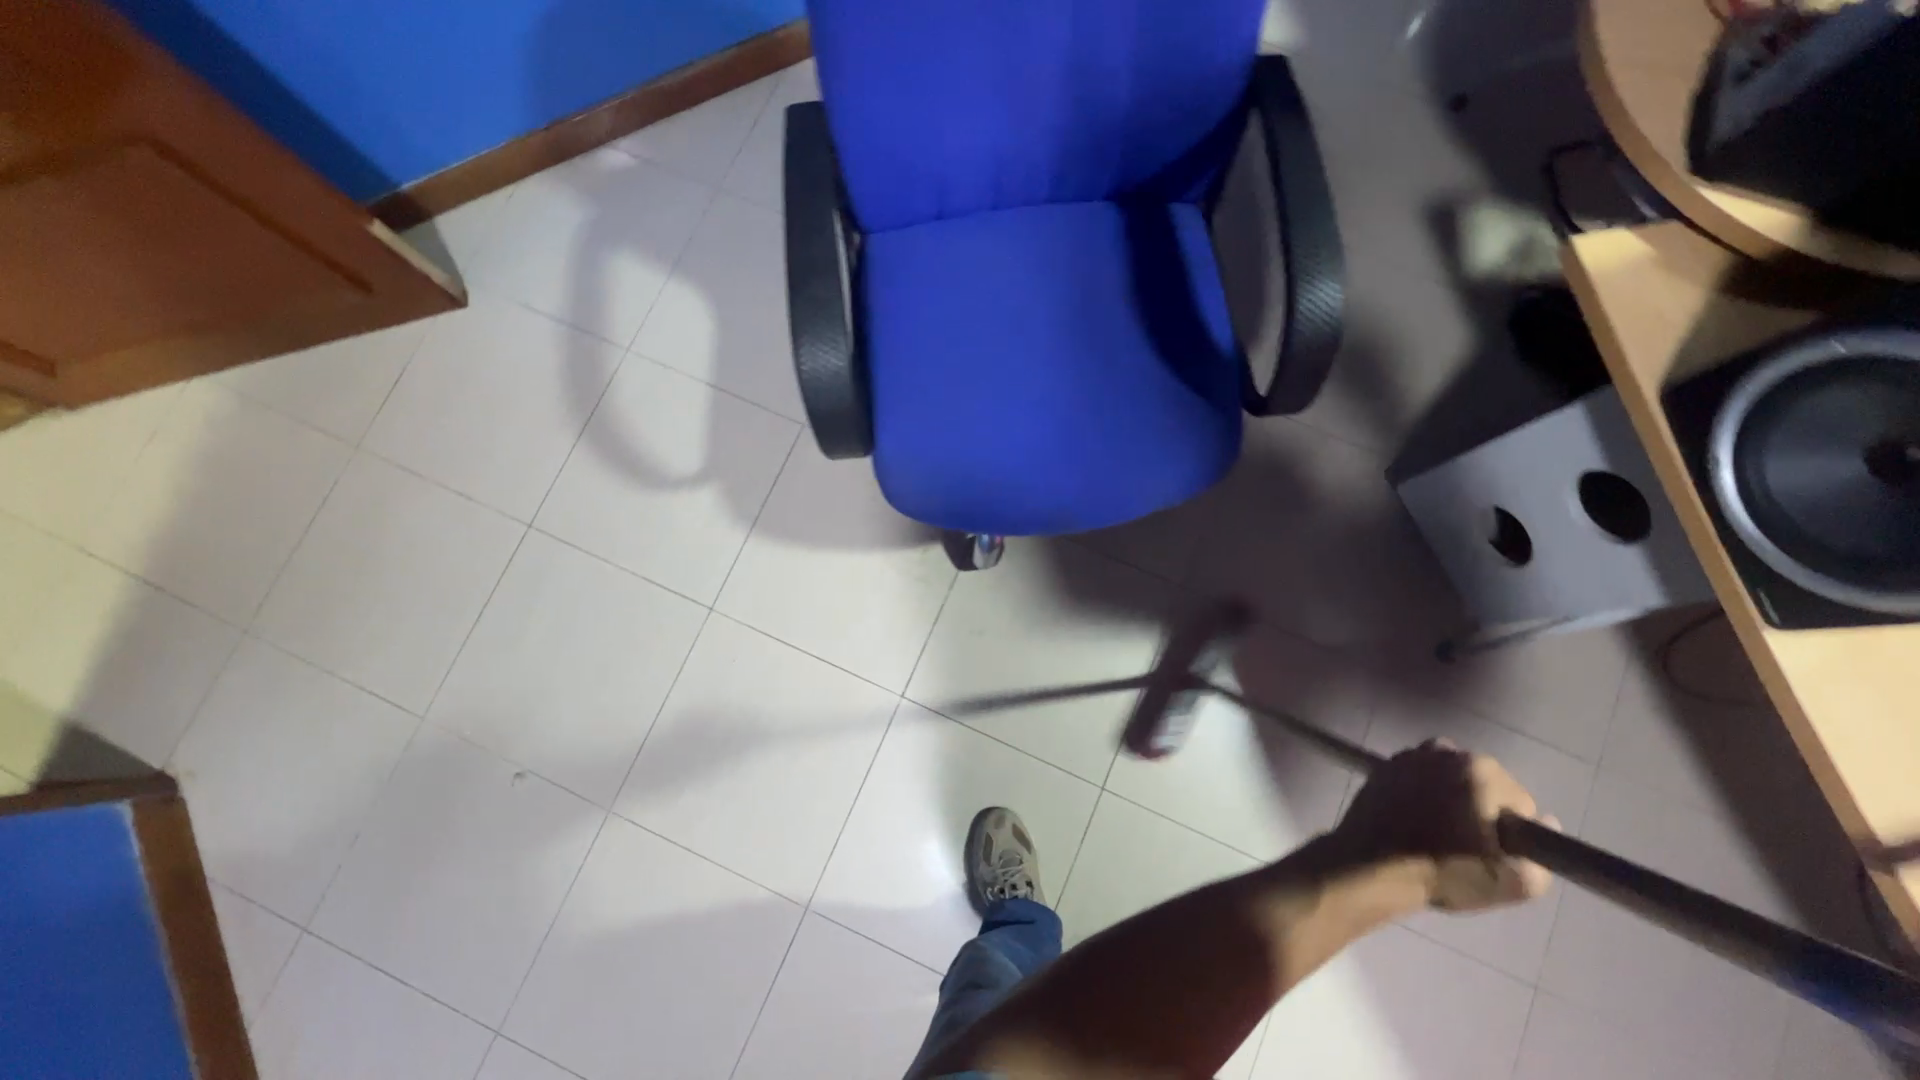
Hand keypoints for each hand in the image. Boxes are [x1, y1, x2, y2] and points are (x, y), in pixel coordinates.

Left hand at [1334, 739, 1557, 912]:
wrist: (1370, 868)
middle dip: (1481, 808)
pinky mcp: (1383, 767)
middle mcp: (1446, 752)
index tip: (1492, 852)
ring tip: (1438, 830)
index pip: (1519, 802)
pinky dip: (1421, 790)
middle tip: (1464, 844)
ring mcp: (1410, 756)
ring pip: (1449, 776)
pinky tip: (1414, 817)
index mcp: (1482, 771)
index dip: (1512, 832)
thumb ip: (1541, 859)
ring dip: (1451, 795)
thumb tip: (1546, 824)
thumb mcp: (1510, 884)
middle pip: (1483, 783)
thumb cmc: (1444, 874)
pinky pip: (1417, 776)